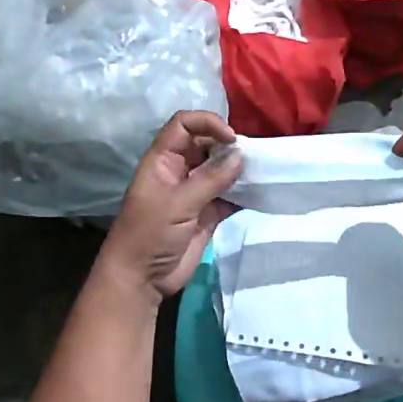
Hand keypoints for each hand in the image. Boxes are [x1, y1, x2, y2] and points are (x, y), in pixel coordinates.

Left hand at [98, 111, 244, 297]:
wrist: (141, 279)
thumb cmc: (149, 234)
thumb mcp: (178, 203)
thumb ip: (211, 179)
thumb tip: (241, 154)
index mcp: (162, 161)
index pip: (184, 125)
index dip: (207, 123)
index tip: (231, 138)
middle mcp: (179, 171)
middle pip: (206, 144)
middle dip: (228, 146)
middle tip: (252, 157)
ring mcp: (194, 193)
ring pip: (219, 170)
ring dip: (238, 169)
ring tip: (261, 172)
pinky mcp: (207, 214)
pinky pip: (228, 196)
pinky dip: (242, 193)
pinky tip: (259, 193)